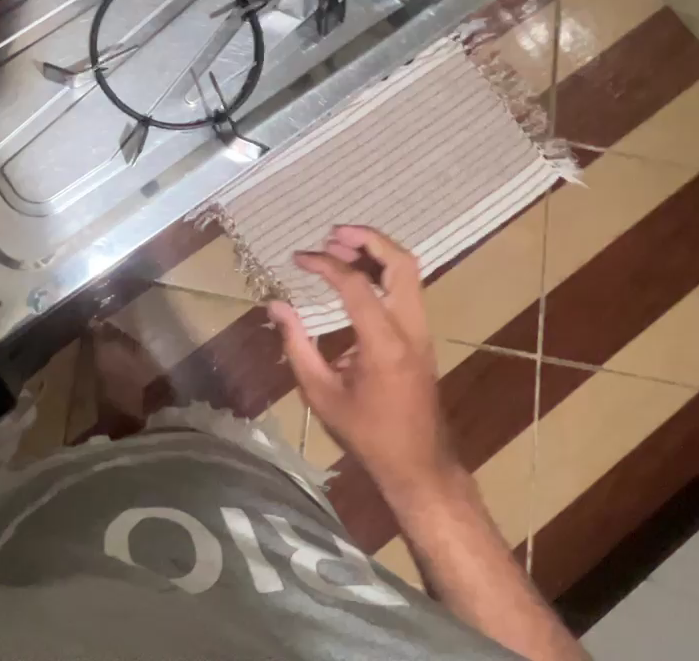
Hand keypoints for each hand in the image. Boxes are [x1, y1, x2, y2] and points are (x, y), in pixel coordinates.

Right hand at [271, 225, 460, 492]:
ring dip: (376, 252)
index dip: (325, 264)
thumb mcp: (321, 393)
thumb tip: (276, 306)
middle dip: (368, 239)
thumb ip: (296, 345)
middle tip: (332, 234)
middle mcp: (410, 328)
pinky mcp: (422, 336)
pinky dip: (382, 271)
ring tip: (340, 247)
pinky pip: (407, 289)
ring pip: (409, 272)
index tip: (298, 259)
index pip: (356, 284)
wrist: (418, 464)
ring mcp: (422, 331)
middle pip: (401, 263)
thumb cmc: (366, 433)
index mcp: (384, 343)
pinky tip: (356, 275)